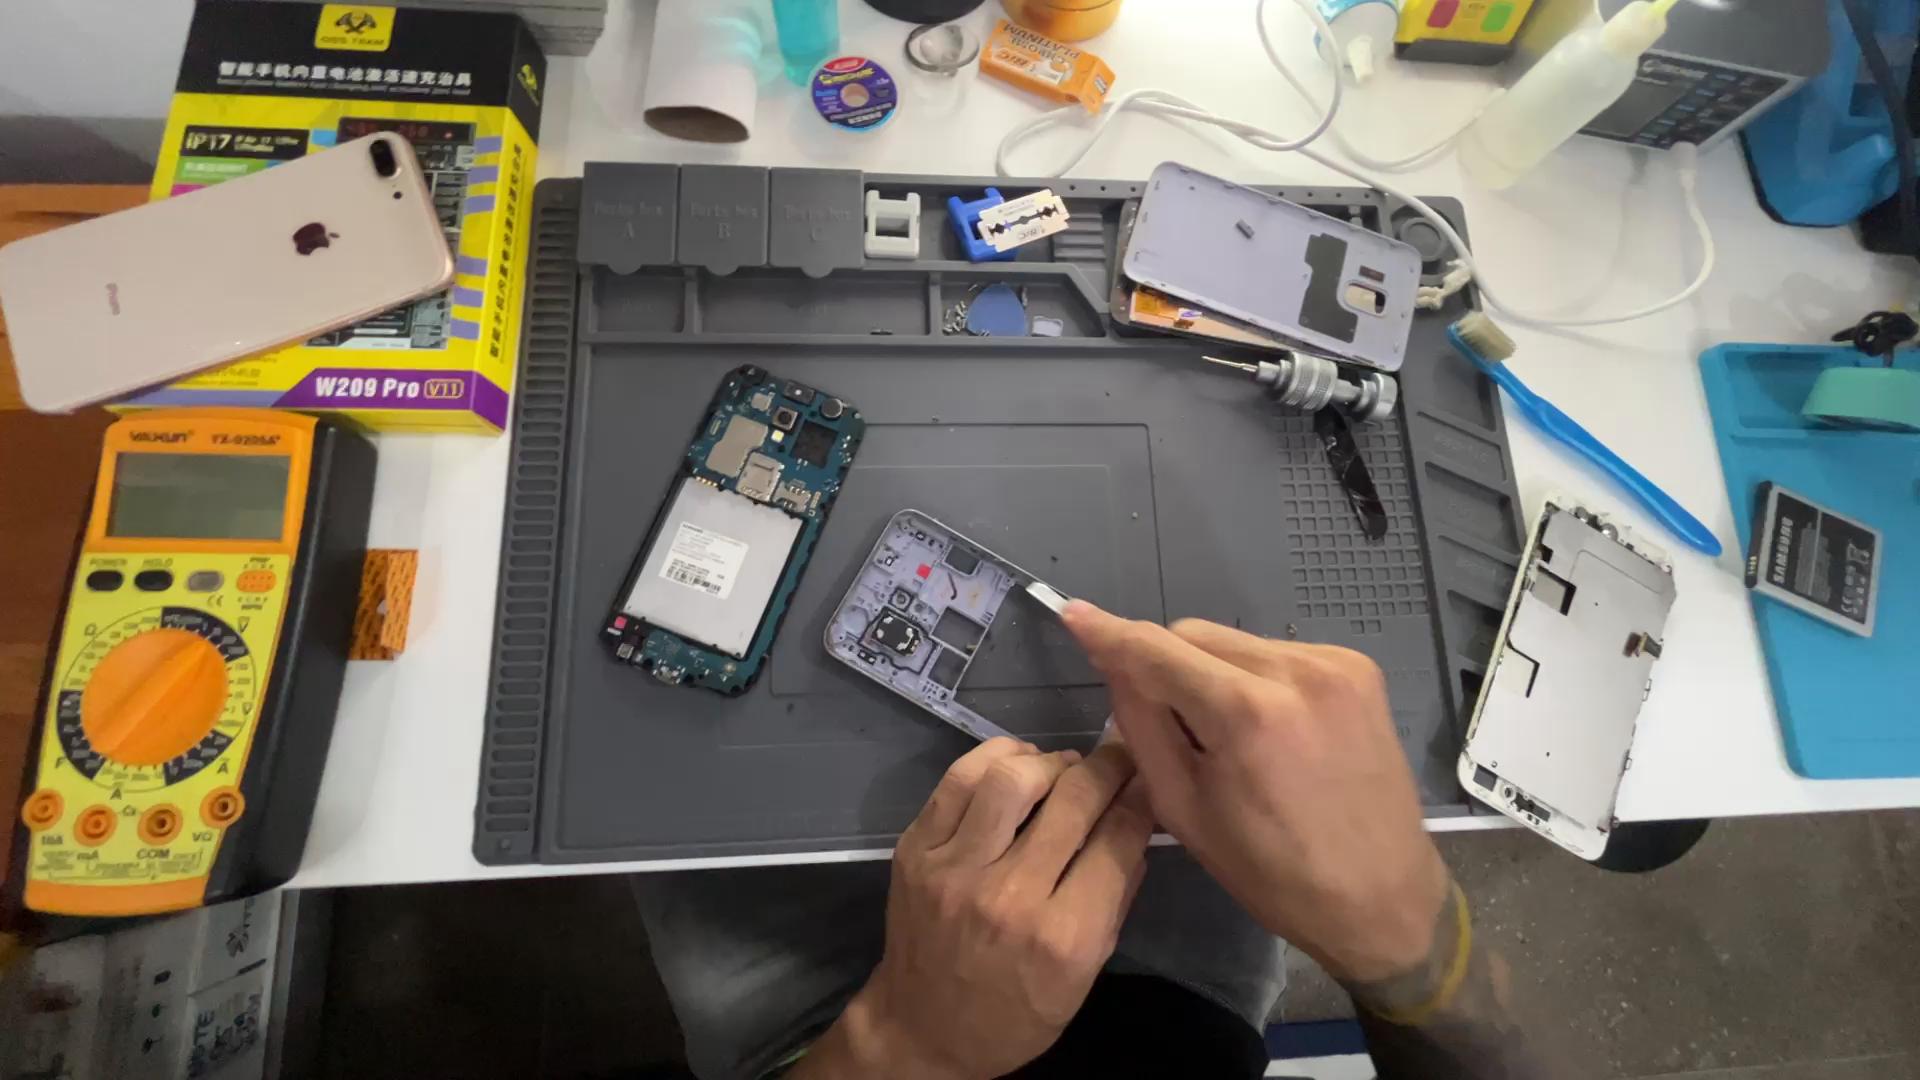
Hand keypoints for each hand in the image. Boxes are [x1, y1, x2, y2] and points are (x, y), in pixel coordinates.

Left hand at [800, 738, 1152, 1079]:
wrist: (923, 1029)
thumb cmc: (1016, 1012)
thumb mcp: (1084, 975)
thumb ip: (1116, 896)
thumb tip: (1138, 820)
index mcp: (1062, 938)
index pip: (1117, 840)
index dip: (1139, 797)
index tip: (1146, 776)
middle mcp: (1008, 896)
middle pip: (1072, 800)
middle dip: (1107, 767)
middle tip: (1116, 756)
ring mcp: (954, 867)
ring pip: (1012, 777)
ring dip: (1050, 761)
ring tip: (1063, 766)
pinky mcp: (916, 848)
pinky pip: (958, 778)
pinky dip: (996, 757)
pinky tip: (1016, 763)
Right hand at [1061, 601, 1448, 984]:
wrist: (1386, 900)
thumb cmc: (1271, 871)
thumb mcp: (1182, 806)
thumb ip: (1140, 722)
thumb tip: (1114, 663)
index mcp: (1247, 715)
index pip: (1156, 650)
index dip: (1108, 631)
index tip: (1073, 612)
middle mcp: (1295, 671)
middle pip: (1190, 634)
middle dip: (1164, 665)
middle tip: (1171, 723)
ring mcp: (1334, 662)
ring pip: (1229, 639)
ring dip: (1207, 669)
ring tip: (1225, 730)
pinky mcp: (1357, 665)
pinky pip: (1270, 650)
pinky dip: (1248, 675)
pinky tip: (1267, 723)